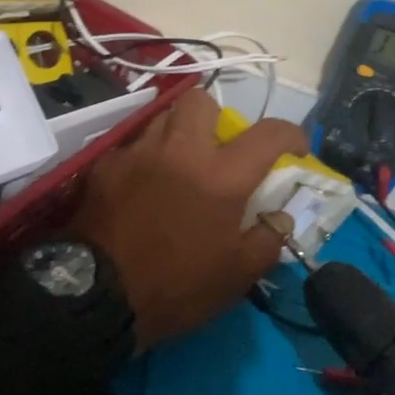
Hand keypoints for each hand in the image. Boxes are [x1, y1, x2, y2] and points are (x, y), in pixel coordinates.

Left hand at [69, 90, 307, 349]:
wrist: (99, 294)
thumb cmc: (176, 286)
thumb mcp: (236, 276)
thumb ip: (267, 240)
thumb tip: (280, 216)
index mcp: (221, 176)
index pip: (268, 134)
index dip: (290, 134)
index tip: (295, 147)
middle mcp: (181, 150)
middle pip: (201, 101)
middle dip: (215, 116)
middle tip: (217, 148)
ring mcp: (139, 151)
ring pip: (163, 117)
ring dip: (178, 133)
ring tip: (178, 164)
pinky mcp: (106, 163)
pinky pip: (132, 145)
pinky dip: (144, 158)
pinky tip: (141, 186)